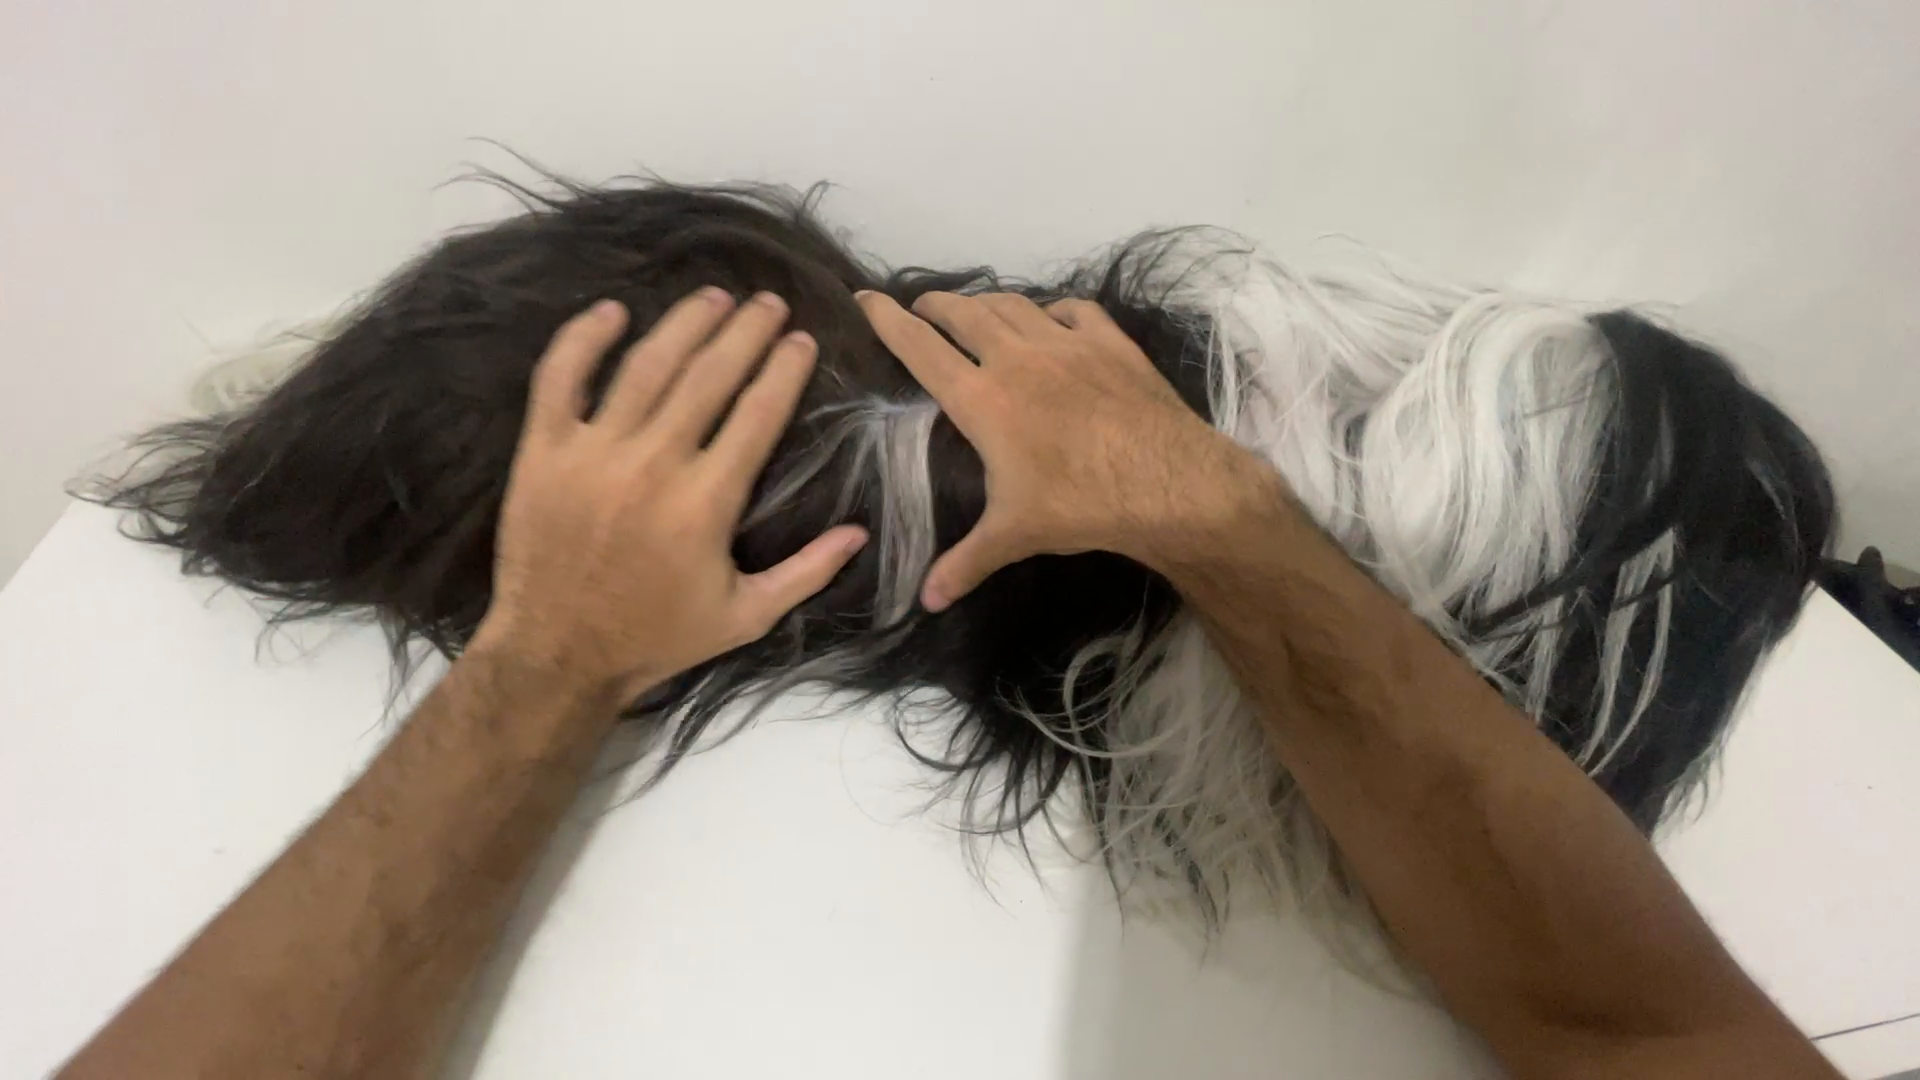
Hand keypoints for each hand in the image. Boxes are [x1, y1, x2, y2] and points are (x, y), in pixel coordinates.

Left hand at [473, 290, 868, 697]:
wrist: (558, 655)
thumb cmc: (661, 637)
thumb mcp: (748, 616)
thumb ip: (807, 571)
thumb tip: (860, 533)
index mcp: (707, 502)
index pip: (757, 414)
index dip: (784, 370)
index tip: (801, 339)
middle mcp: (653, 464)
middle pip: (708, 377)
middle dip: (745, 332)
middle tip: (768, 301)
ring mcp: (592, 452)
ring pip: (645, 366)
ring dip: (685, 323)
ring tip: (715, 295)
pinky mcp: (542, 453)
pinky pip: (559, 379)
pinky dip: (584, 338)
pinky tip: (614, 311)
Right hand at [857, 290, 1248, 610]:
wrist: (1169, 484)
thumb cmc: (1080, 505)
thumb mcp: (1014, 536)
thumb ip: (965, 564)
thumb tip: (925, 604)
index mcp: (983, 400)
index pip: (922, 348)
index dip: (888, 321)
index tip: (865, 298)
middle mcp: (1018, 358)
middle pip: (964, 313)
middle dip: (936, 304)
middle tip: (921, 307)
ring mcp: (1067, 343)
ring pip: (1014, 304)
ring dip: (987, 302)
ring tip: (975, 310)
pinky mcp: (1110, 342)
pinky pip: (1072, 309)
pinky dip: (1051, 309)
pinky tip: (1051, 319)